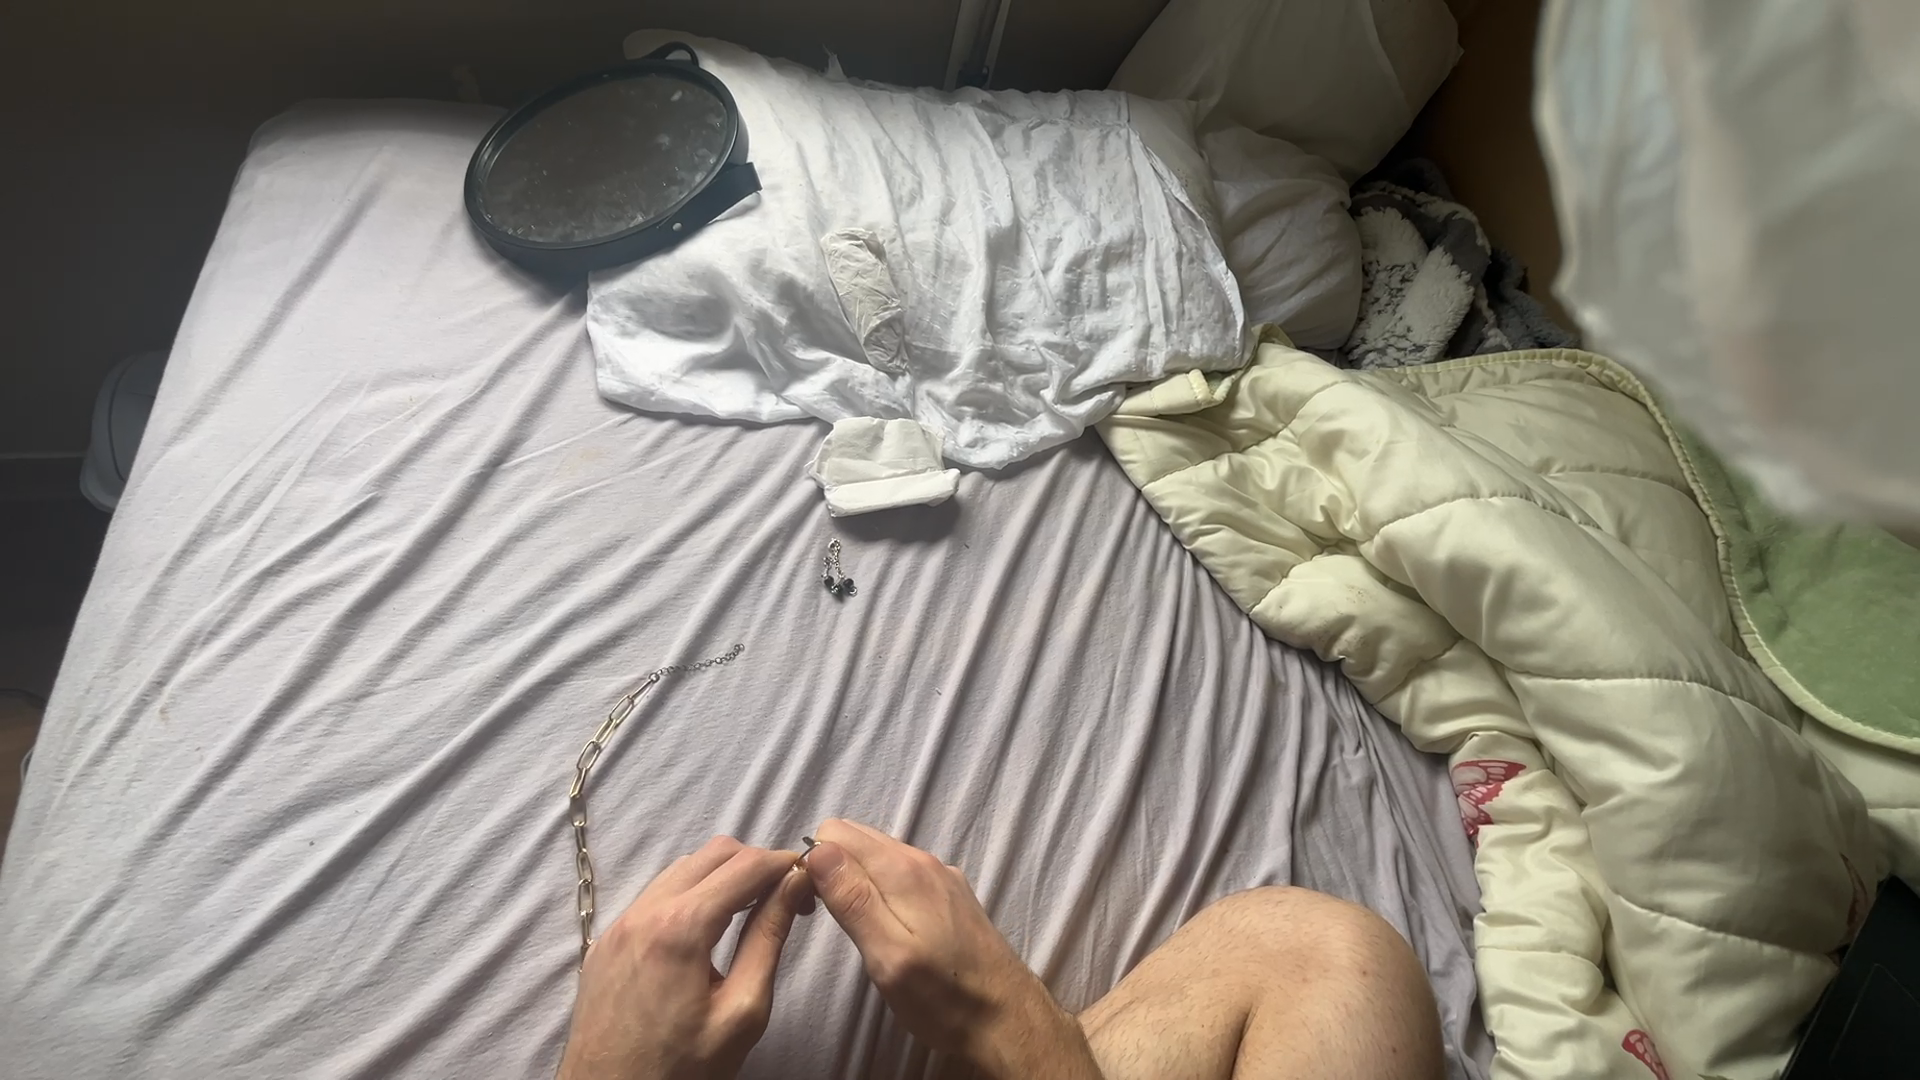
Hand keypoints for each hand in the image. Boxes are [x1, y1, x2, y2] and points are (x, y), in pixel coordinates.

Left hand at [557, 836, 814, 1079]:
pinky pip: (657, 892)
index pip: (748, 863)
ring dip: (723, 874)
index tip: (809, 883)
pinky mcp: (605, 941)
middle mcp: (646, 911)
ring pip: (685, 865)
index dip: (786, 864)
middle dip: (756, 864)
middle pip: (716, 851)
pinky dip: (691, 892)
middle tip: (782, 897)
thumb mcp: (742, 1011)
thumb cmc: (680, 1073)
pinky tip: (706, 927)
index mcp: (681, 927)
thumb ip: (770, 936)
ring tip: (748, 910)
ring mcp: (620, 924)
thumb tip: (796, 881)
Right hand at [802, 820, 1100, 1079]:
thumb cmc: (942, 996)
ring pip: (879, 854)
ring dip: (857, 877)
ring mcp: (939, 873)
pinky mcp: (949, 891)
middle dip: (832, 866)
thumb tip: (818, 849)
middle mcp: (922, 859)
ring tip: (856, 927)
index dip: (814, 862)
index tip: (811, 904)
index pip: (837, 832)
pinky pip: (901, 871)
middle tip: (829, 918)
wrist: (1007, 1016)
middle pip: (858, 838)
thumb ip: (853, 899)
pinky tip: (886, 924)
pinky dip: (882, 886)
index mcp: (903, 868)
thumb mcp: (888, 956)